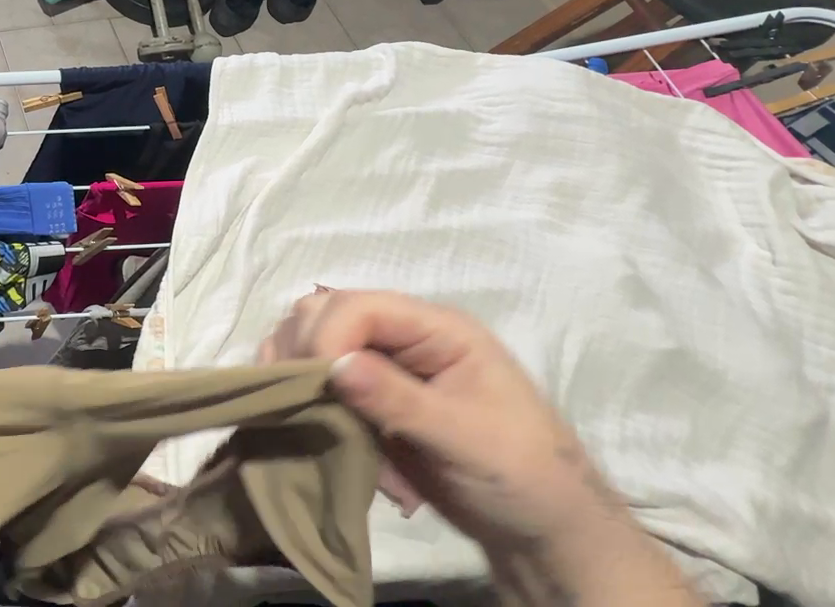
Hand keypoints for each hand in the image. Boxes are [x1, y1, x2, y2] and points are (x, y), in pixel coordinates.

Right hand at [258, 289, 603, 550]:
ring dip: (294, 370)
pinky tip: (303, 415)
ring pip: (306, 335)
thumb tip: (333, 366)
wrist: (540, 529)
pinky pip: (308, 370)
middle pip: (322, 312)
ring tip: (302, 410)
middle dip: (302, 350)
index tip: (320, 387)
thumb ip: (399, 400)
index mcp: (437, 329)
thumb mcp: (468, 440)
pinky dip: (294, 388)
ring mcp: (378, 359)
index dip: (328, 337)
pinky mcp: (361, 389)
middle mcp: (400, 333)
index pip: (360, 306)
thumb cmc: (523, 477)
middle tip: (302, 399)